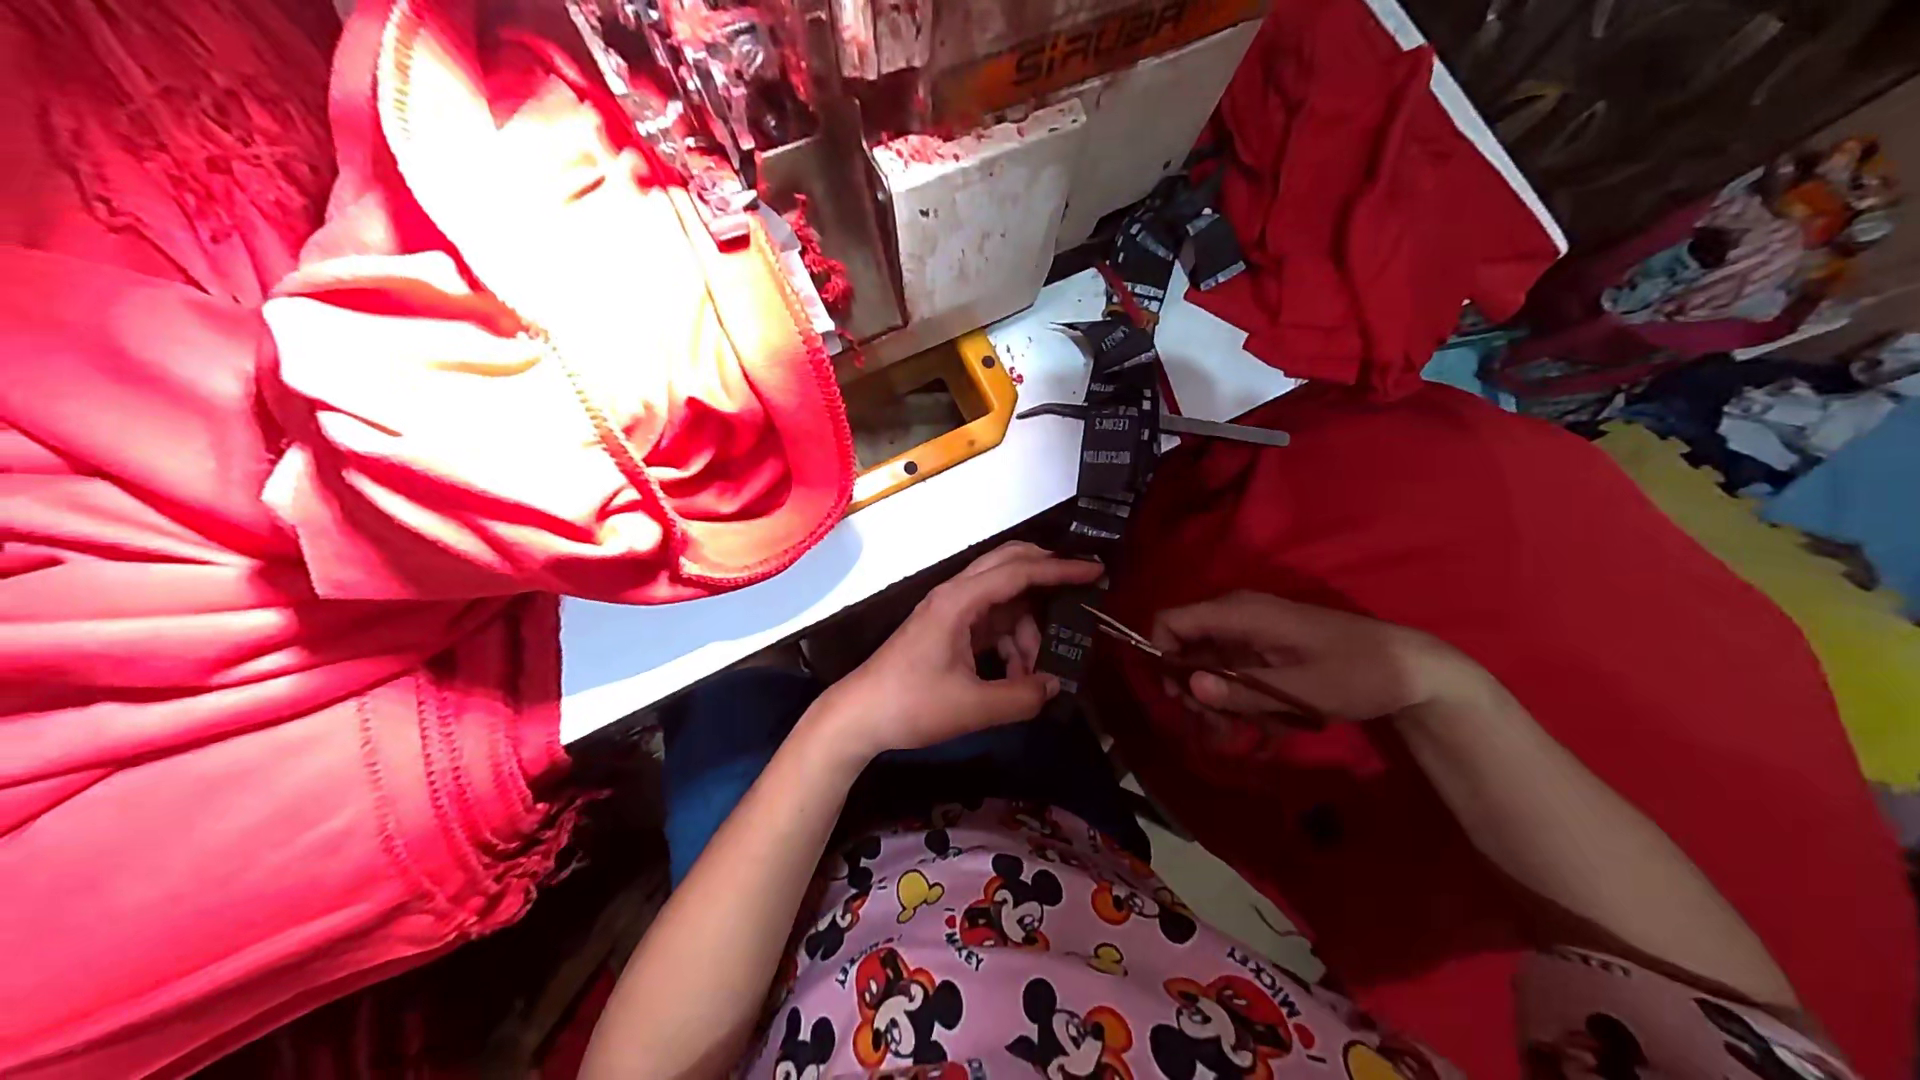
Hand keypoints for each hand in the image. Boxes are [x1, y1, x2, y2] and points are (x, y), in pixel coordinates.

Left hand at [808, 543, 1103, 759]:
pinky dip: (1010, 646)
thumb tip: (1055, 686)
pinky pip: (992, 625)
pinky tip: (1015, 678)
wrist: (860, 716)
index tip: (1095, 571)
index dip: (1060, 570)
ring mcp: (952, 612)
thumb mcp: (973, 707)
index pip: (1018, 572)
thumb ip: (1022, 696)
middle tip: (1081, 593)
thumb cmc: (911, 705)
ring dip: (1027, 633)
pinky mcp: (949, 630)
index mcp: (959, 601)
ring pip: (1005, 603)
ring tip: (1031, 676)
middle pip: (1008, 568)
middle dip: (1046, 578)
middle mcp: (956, 596)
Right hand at [1150, 591, 1490, 722]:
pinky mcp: (1261, 644)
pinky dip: (1228, 693)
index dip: (1158, 652)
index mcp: (1243, 613)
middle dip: (1187, 684)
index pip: (1171, 619)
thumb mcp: (1301, 690)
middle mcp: (1238, 614)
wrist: (1410, 667)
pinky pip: (1226, 665)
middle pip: (1183, 642)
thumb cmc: (1357, 673)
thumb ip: (1242, 690)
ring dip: (1208, 695)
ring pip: (1202, 658)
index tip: (1175, 693)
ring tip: (1232, 729)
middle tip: (1209, 722)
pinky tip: (1247, 721)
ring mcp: (1249, 629)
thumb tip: (1189, 686)